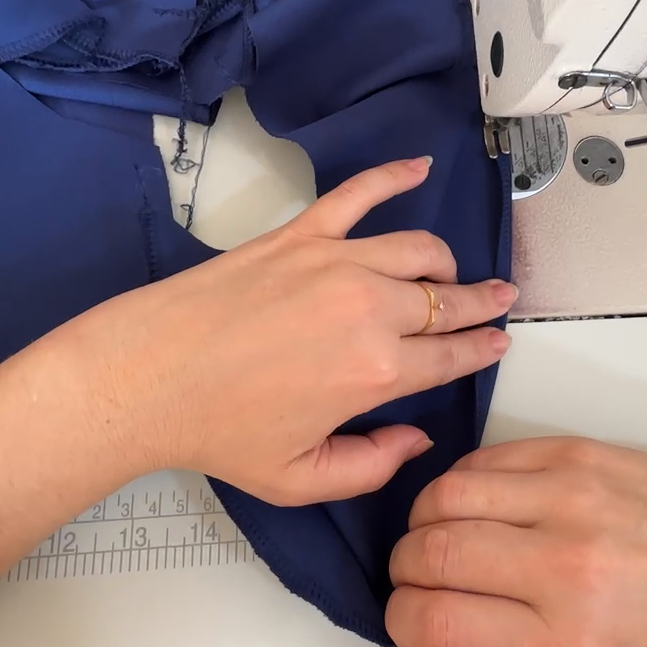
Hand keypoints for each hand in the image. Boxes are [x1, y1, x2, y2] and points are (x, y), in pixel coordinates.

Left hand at [58, 158, 515, 505]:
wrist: (145, 375)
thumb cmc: (219, 432)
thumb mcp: (300, 480)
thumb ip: (373, 466)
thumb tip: (419, 440)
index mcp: (376, 371)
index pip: (451, 355)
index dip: (482, 348)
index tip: (500, 339)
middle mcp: (371, 307)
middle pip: (446, 299)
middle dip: (482, 302)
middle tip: (500, 299)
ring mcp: (337, 261)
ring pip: (419, 248)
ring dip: (444, 261)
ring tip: (449, 271)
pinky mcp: (303, 232)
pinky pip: (360, 193)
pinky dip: (394, 175)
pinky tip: (420, 166)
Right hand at [385, 438, 646, 646]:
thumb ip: (498, 639)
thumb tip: (425, 608)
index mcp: (566, 642)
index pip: (437, 624)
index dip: (401, 617)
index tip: (407, 611)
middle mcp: (562, 565)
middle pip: (429, 553)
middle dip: (405, 564)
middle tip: (415, 569)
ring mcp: (565, 495)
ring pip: (443, 494)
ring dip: (423, 517)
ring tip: (438, 530)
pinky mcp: (568, 448)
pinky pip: (479, 459)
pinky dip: (460, 482)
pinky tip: (475, 501)